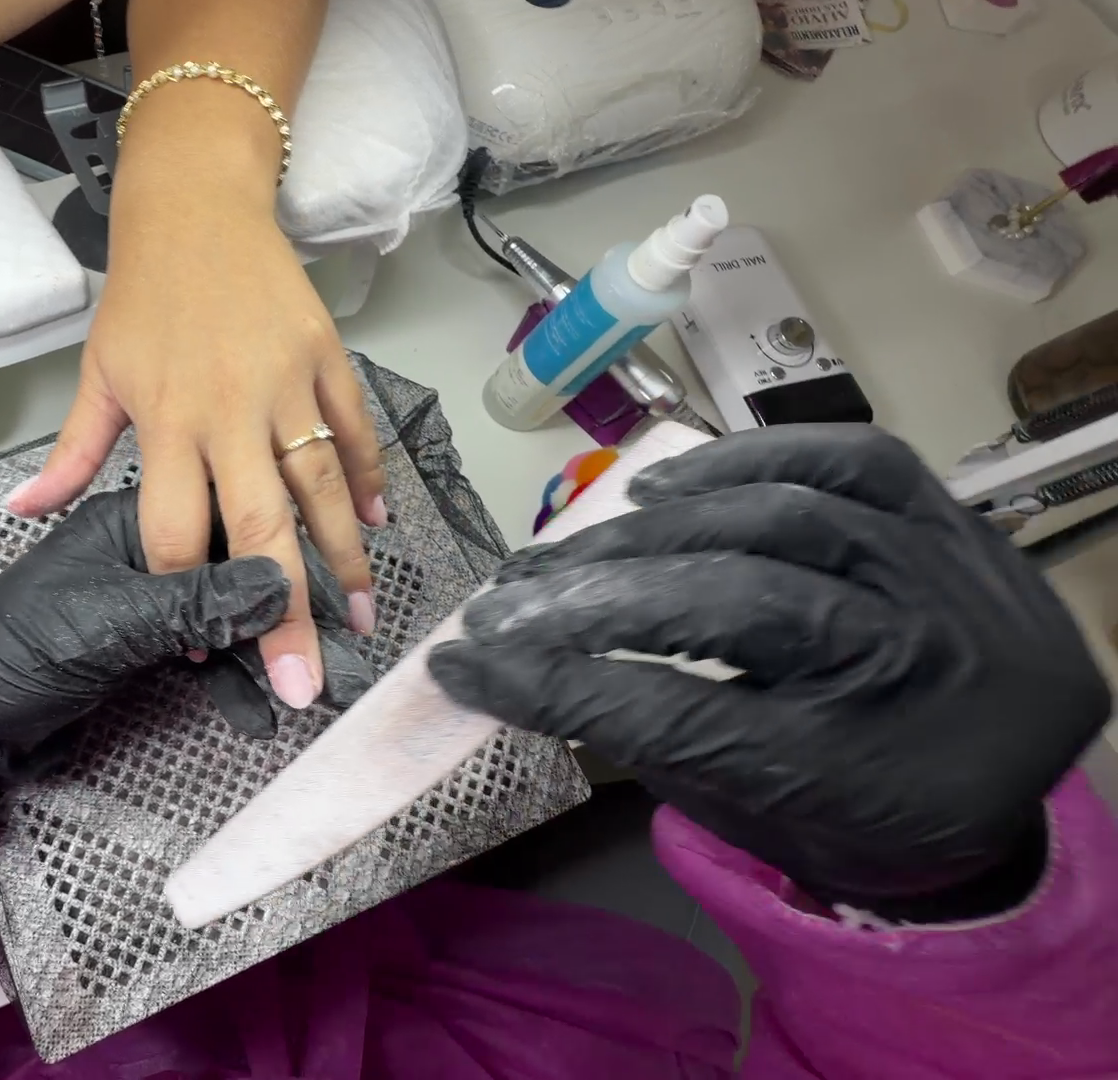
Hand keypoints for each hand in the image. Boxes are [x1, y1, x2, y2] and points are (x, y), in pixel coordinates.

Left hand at [0, 488, 318, 827]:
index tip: (332, 604)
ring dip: (262, 654)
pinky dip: (230, 681)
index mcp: (132, 519)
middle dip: (283, 616)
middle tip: (331, 655)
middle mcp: (146, 549)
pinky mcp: (143, 642)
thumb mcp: (109, 621)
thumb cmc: (17, 650)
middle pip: (234, 572)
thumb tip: (280, 584)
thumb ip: (194, 603)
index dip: (282, 563)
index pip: (227, 524)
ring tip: (305, 692)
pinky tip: (258, 709)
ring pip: (224, 615)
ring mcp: (146, 598)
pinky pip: (203, 651)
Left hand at [8, 189, 386, 713]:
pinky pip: (355, 430)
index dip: (186, 596)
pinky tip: (377, 526)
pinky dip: (368, 478)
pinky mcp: (327, 359)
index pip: (178, 532)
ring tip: (360, 619)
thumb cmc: (142, 298)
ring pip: (321, 488)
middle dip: (282, 614)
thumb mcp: (97, 373)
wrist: (196, 208)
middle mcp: (231, 413)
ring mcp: (288, 385)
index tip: (200, 647)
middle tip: (305, 684)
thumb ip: (71, 452)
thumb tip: (23, 514)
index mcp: (168, 422)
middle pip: (261, 528)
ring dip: (342, 559)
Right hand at [428, 425, 1111, 920]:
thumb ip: (616, 725)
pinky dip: (739, 462)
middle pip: (736, 602)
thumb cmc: (825, 814)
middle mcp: (936, 669)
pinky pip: (851, 459)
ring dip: (640, 535)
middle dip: (591, 599)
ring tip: (558, 559)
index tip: (458, 661)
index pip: (677, 718)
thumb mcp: (721, 802)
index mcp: (871, 780)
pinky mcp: (953, 524)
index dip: (550, 684)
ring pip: (779, 518)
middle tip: (497, 608)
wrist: (972, 792)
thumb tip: (484, 659)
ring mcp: (960, 581)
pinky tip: (655, 489)